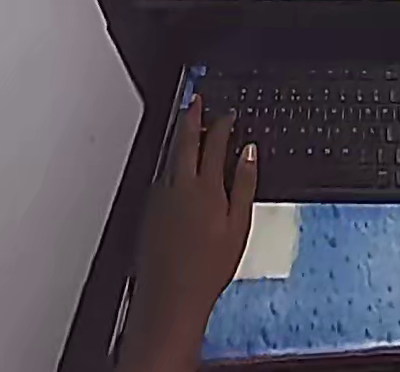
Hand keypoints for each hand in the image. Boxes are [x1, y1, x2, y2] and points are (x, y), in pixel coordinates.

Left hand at [120, 95, 258, 370]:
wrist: (170, 299)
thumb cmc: (208, 269)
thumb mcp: (238, 226)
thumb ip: (244, 184)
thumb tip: (249, 153)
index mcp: (206, 186)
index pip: (215, 143)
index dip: (222, 124)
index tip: (228, 114)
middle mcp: (181, 185)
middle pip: (186, 139)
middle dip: (192, 116)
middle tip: (196, 99)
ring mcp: (163, 194)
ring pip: (172, 154)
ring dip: (181, 135)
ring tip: (188, 122)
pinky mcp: (151, 207)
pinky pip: (163, 171)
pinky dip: (172, 159)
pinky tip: (177, 163)